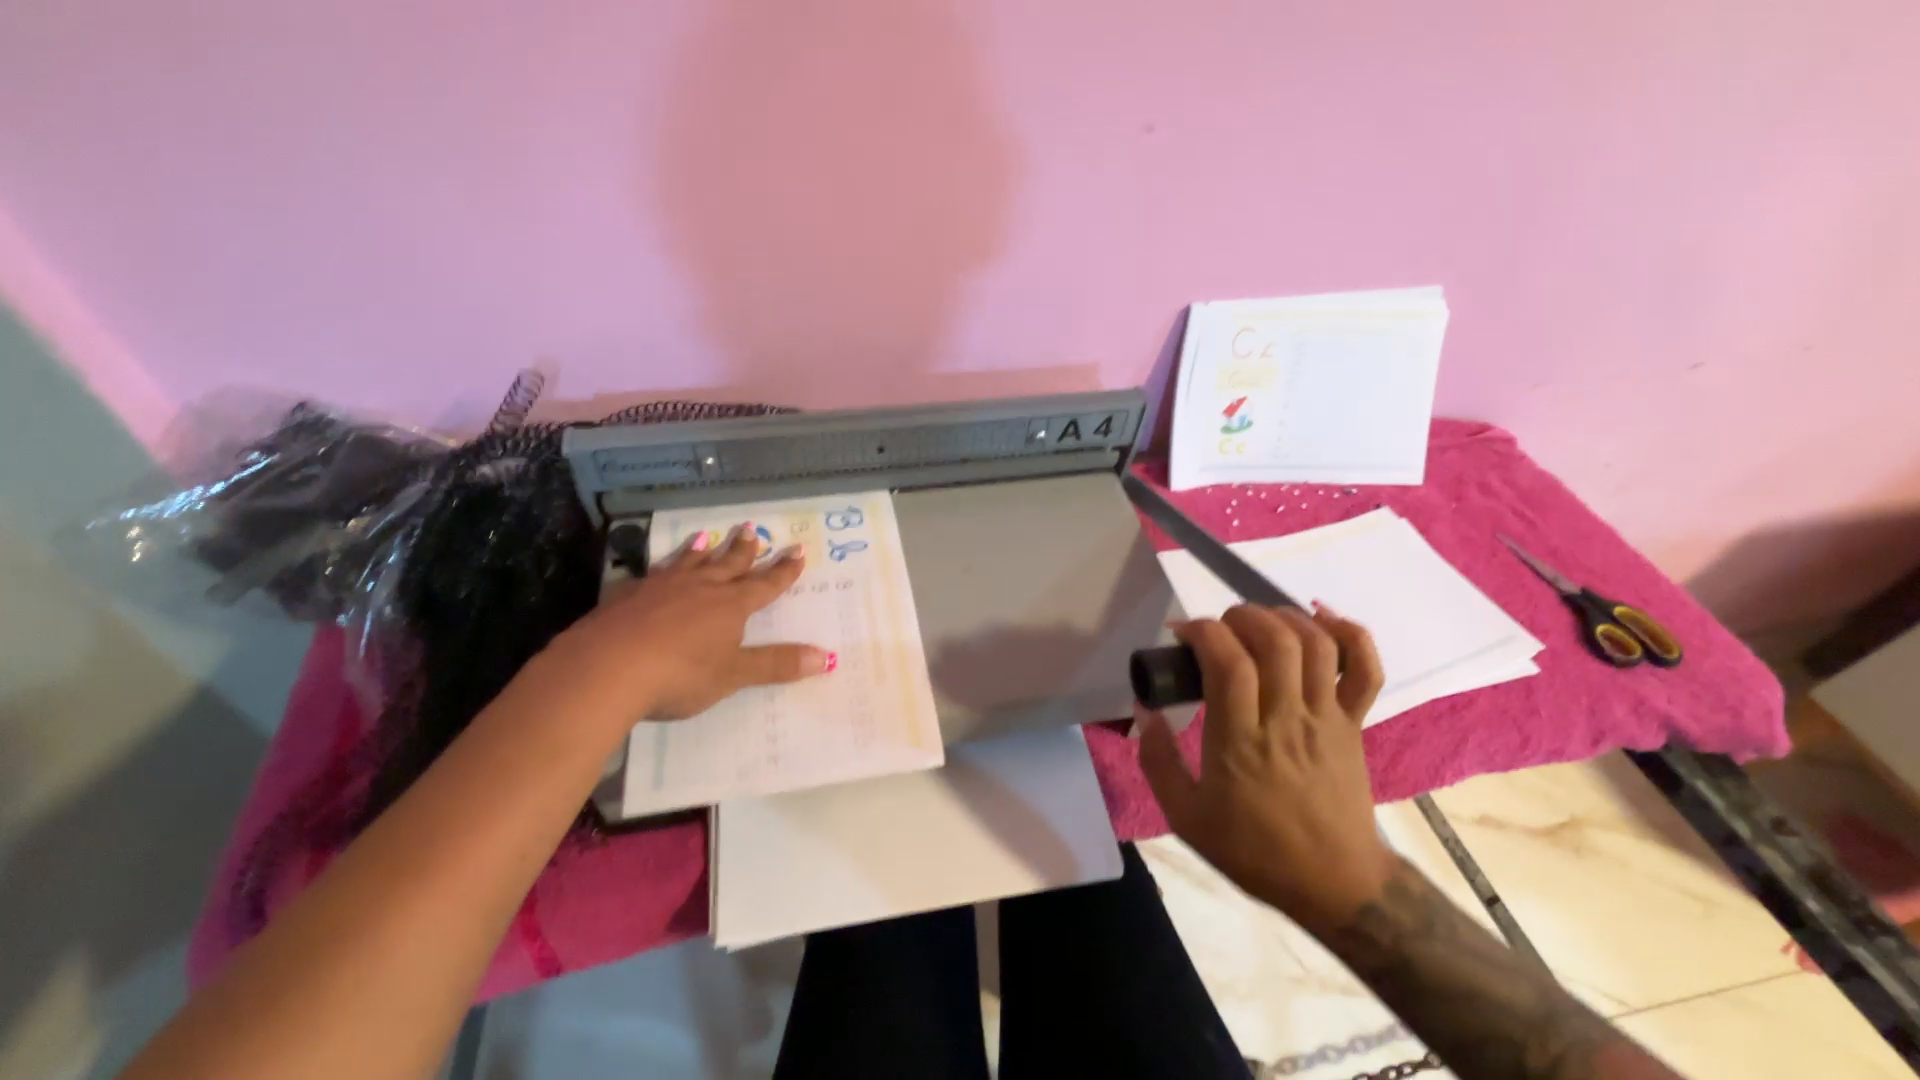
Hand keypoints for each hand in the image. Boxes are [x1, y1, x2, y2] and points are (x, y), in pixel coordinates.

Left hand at [542, 523, 833, 723]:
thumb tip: (829, 659)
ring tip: (706, 536)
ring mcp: (660, 588)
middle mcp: (699, 589)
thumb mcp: (733, 675)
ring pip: (687, 563)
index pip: (764, 585)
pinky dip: (660, 570)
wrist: (606, 667)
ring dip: (700, 551)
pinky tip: (654, 573)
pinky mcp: (626, 596)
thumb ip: (777, 665)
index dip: (783, 571)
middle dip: (743, 550)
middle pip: (727, 564)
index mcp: (730, 606)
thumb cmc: (680, 674)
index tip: (798, 551)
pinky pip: (650, 576)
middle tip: (751, 529)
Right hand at [1137, 604, 1395, 934]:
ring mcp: (1327, 719)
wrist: (1333, 882)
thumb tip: (1144, 710)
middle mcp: (1287, 721)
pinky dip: (1349, 634)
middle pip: (1275, 642)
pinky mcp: (1355, 723)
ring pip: (1316, 645)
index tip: (1182, 633)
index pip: (1229, 665)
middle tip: (1218, 627)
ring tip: (1257, 621)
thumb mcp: (1185, 817)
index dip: (1204, 633)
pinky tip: (1322, 620)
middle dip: (1241, 616)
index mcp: (1241, 744)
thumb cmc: (1253, 850)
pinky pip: (1364, 669)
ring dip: (1283, 617)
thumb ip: (1157, 761)